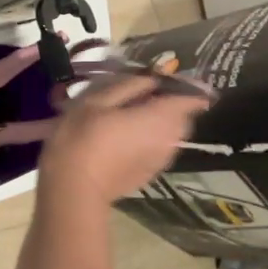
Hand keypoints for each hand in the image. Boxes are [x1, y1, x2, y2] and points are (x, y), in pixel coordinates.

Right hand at [38, 75, 209, 207]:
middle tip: (133, 101)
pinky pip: (156, 149)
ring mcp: (163, 158)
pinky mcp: (151, 173)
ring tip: (123, 122)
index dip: (182, 86)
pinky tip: (120, 143)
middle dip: (165, 106)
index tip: (159, 81)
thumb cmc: (80, 138)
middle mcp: (171, 138)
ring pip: (168, 134)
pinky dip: (146, 141)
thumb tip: (150, 80)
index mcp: (161, 116)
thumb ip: (127, 87)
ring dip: (154, 124)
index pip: (193, 97)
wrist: (74, 188)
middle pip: (181, 116)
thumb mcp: (94, 102)